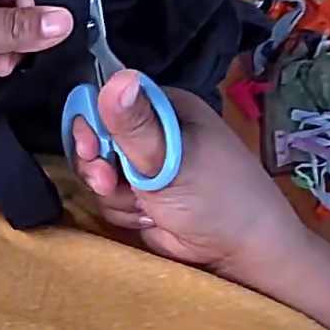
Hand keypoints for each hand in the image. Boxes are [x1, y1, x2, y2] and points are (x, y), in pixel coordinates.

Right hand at [72, 69, 309, 282]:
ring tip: (144, 207)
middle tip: (109, 184)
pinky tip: (149, 218)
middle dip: (99, 167)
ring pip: (100, 175)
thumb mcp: (171, 160)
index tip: (90, 150)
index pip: (106, 102)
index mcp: (164, 109)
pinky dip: (124, 212)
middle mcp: (152, 132)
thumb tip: (117, 77)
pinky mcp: (140, 196)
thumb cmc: (214, 198)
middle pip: (97, 141)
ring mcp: (145, 166)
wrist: (239, 252)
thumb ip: (136, 125)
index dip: (90, 126)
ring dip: (115, 196)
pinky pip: (110, 199)